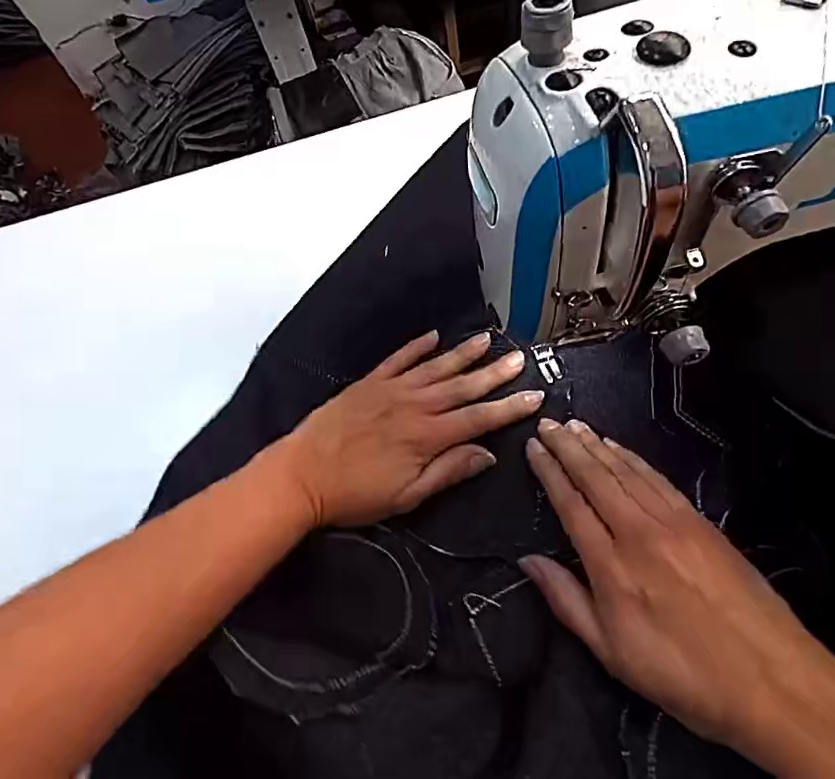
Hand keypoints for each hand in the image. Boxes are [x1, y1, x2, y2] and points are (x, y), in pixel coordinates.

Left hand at [270, 331, 542, 528]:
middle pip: (463, 386)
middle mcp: (416, 405)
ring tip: (488, 339)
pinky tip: (434, 336)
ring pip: (436, 367)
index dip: (509, 407)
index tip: (534, 396)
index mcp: (428, 436)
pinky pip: (399, 359)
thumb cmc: (354, 494)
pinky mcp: (370, 383)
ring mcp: (392, 389)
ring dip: (463, 353)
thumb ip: (448, 471)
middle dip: (495, 373)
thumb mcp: (406, 497)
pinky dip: (417, 347)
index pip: (478, 418)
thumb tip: (487, 453)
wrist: (300, 476)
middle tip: (519, 358)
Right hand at [521, 420, 834, 777]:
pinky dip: (633, 458)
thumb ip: (566, 601)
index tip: (534, 448)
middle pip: (596, 476)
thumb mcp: (612, 653)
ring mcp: (672, 520)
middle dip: (569, 446)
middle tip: (549, 423)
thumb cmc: (682, 674)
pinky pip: (656, 477)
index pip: (571, 504)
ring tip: (576, 426)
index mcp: (611, 565)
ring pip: (626, 470)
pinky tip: (620, 449)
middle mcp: (638, 531)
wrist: (767, 674)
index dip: (549, 472)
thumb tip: (528, 561)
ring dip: (598, 445)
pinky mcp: (698, 518)